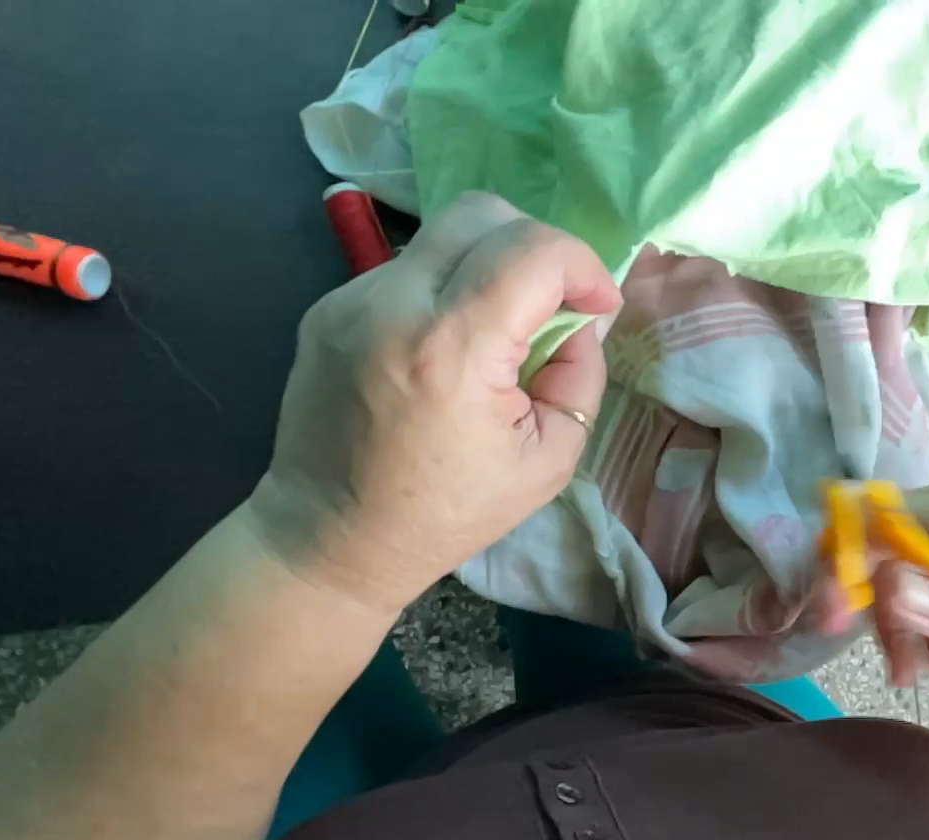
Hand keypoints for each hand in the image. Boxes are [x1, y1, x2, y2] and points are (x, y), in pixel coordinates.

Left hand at [246, 192, 621, 612]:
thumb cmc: (451, 511)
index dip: (583, 265)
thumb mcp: (550, 460)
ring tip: (500, 336)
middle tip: (555, 305)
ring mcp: (349, 299)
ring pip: (445, 235)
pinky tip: (449, 352)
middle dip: (541, 249)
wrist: (332, 536)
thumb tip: (581, 319)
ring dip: (494, 268)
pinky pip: (410, 269)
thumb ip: (580, 376)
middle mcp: (392, 305)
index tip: (600, 304)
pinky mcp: (328, 306)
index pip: (533, 251)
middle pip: (485, 213)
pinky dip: (450, 290)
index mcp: (453, 351)